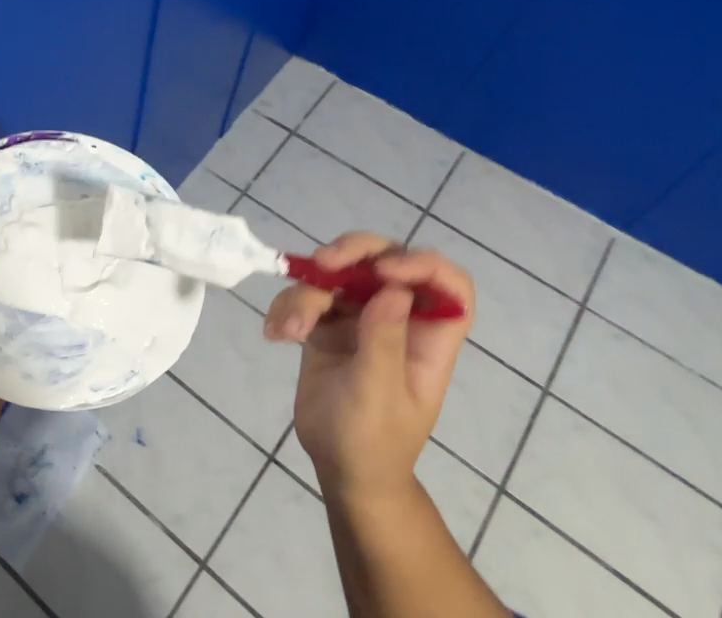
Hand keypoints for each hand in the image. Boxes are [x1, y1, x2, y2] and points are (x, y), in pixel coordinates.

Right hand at [264, 232, 474, 500]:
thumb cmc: (373, 440)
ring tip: (289, 330)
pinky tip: (275, 334)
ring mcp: (361, 318)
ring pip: (338, 275)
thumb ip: (385, 341)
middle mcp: (398, 318)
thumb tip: (393, 290)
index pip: (446, 284)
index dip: (422, 265)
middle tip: (323, 262)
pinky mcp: (327, 325)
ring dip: (307, 293)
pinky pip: (306, 297)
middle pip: (386, 260)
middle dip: (354, 253)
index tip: (383, 271)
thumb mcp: (379, 393)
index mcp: (429, 336)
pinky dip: (287, 308)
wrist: (341, 468)